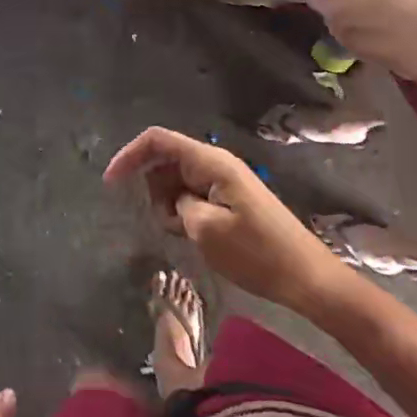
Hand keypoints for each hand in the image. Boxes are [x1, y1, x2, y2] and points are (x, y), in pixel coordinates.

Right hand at [104, 127, 347, 314]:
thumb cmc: (257, 253)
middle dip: (152, 188)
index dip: (129, 155)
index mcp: (210, 161)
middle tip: (167, 225)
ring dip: (168, 204)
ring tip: (185, 235)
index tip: (109, 182)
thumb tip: (172, 199)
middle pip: (165, 160)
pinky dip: (184, 212)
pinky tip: (195, 236)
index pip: (158, 140)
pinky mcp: (230, 198)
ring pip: (177, 180)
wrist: (306, 277)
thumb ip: (177, 205)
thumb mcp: (207, 230)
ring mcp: (223, 180)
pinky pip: (193, 195)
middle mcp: (215, 163)